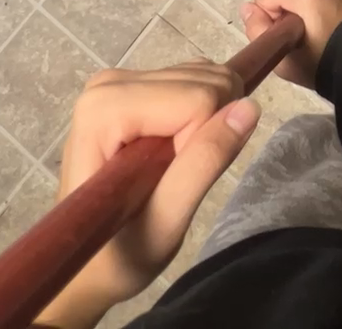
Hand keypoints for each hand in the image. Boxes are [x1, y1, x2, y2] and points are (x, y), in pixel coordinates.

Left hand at [35, 62, 259, 328]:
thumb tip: (249, 107)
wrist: (93, 264)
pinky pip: (200, 78)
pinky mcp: (139, 81)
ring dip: (209, 120)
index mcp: (105, 109)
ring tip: (176, 163)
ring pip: (208, 76)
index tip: (179, 181)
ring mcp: (124, 78)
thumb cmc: (121, 253)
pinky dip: (204, 112)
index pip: (199, 97)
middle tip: (181, 173)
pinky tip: (177, 145)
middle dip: (210, 127)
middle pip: (205, 81)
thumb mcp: (167, 222)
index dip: (205, 141)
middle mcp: (111, 82)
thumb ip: (205, 161)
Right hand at [240, 0, 341, 87]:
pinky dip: (307, 5)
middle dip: (281, 13)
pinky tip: (320, 25)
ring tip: (311, 33)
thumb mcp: (283, 57)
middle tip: (299, 38)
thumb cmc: (324, 63)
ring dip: (294, 10)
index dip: (268, 21)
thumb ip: (257, 30)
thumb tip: (247, 8)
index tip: (286, 39)